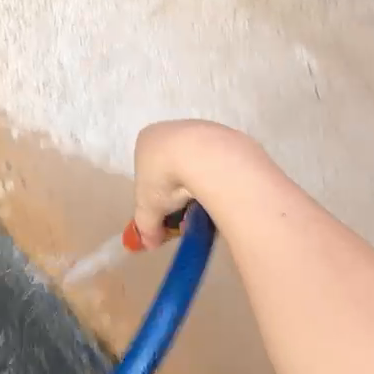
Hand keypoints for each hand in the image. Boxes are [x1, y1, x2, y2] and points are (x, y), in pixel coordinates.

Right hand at [132, 120, 285, 247]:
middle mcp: (172, 129)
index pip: (148, 170)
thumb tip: (149, 244)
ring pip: (198, 165)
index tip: (165, 215)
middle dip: (179, 194)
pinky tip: (223, 196)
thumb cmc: (165, 176)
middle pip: (173, 166)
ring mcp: (201, 130)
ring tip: (206, 210)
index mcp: (147, 140)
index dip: (155, 195)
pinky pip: (220, 165)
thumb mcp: (148, 207)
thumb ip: (146, 226)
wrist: (206, 157)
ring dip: (200, 188)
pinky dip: (219, 181)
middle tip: (186, 216)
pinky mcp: (227, 136)